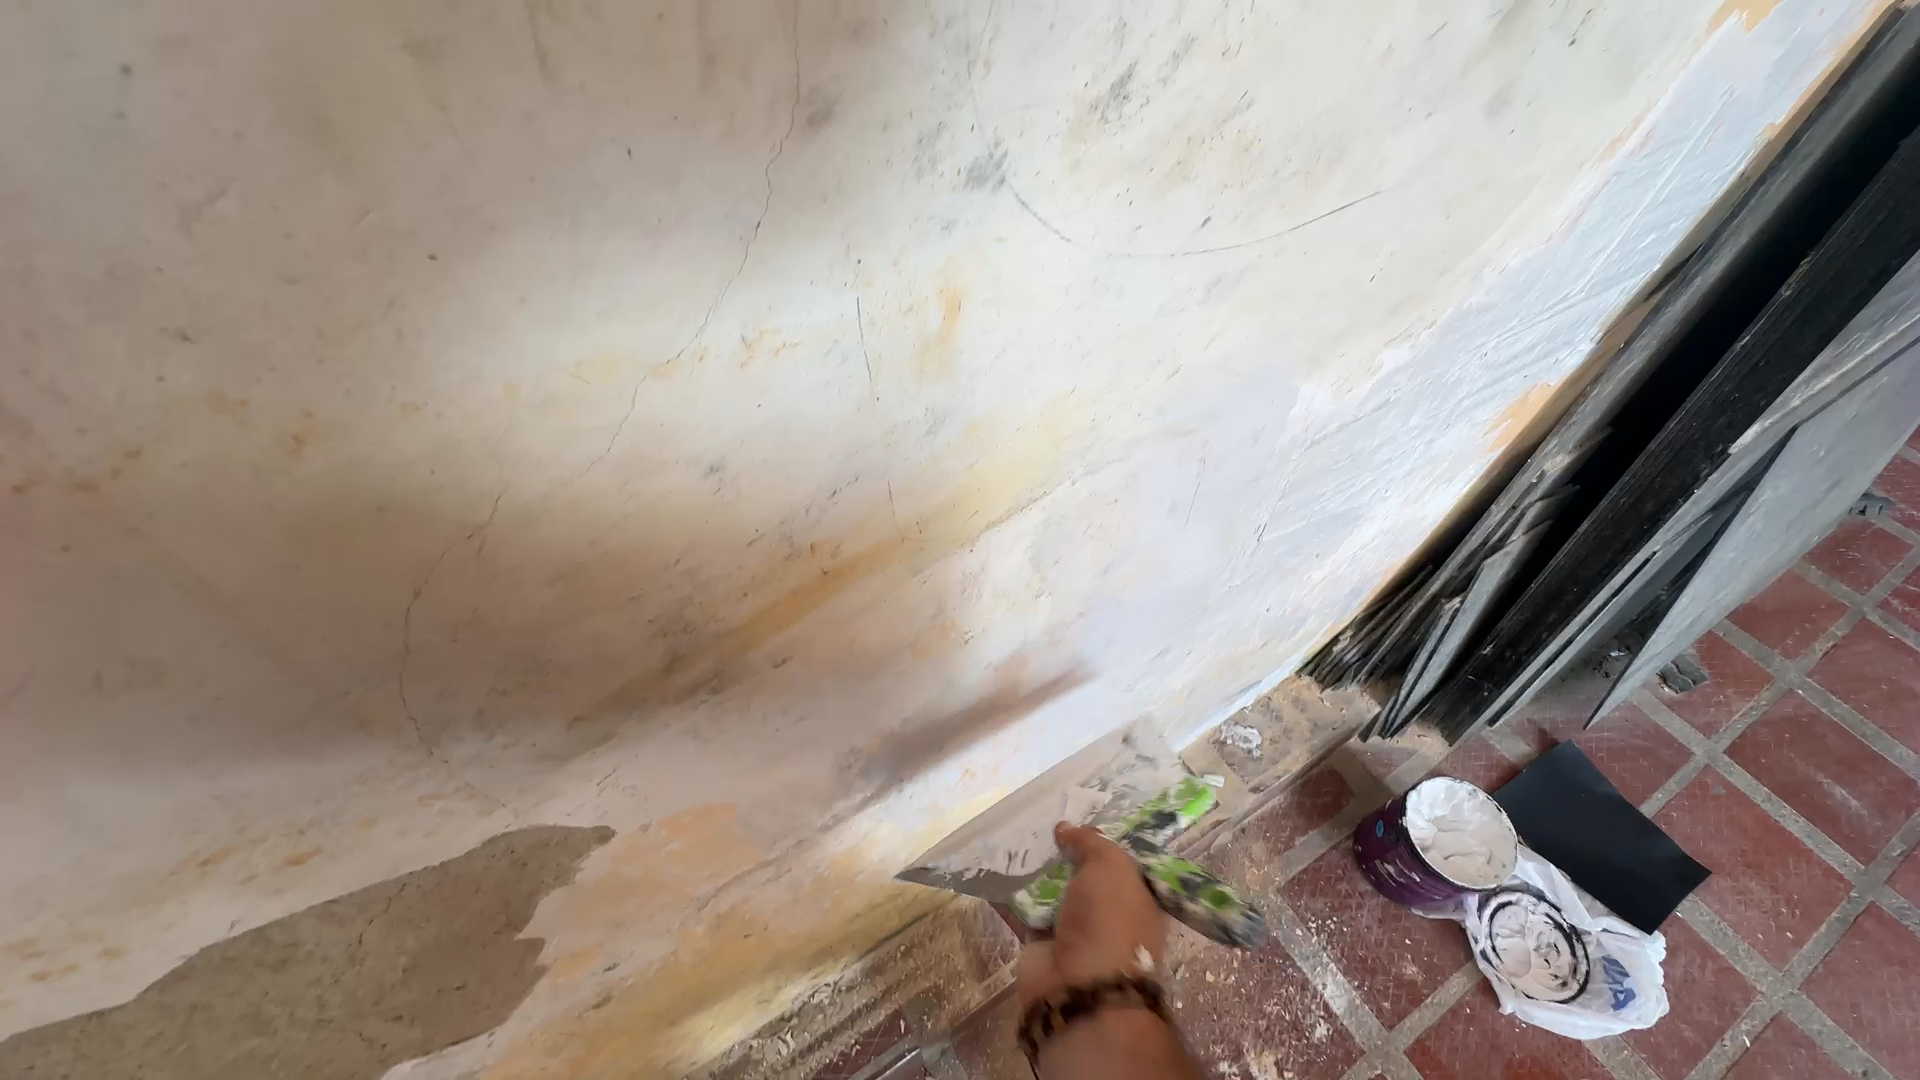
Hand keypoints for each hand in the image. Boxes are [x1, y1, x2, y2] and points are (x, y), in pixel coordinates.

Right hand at [1016, 822, 1166, 1005]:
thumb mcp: (1111, 867)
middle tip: (1039, 824)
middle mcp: (1108, 917)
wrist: (1080, 987)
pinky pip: (1022, 913)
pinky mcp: (1041, 945)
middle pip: (1083, 878)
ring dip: (1033, 872)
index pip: (1120, 866)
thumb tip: (1066, 828)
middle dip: (1062, 854)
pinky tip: (992, 871)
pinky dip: (1006, 895)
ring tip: (1012, 839)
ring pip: (1051, 893)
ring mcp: (1073, 933)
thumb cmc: (1109, 919)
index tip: (1077, 820)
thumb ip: (1090, 842)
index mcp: (1136, 900)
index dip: (1100, 844)